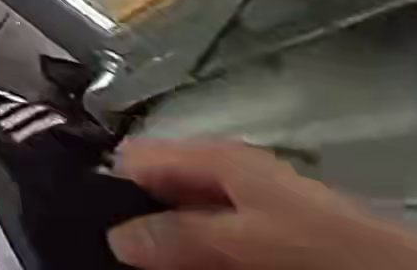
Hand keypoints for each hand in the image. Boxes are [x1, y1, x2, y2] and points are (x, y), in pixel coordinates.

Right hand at [109, 140, 416, 269]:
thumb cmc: (331, 249)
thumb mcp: (248, 239)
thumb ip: (181, 233)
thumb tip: (114, 236)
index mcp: (213, 157)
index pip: (134, 158)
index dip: (108, 184)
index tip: (86, 217)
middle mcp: (227, 177)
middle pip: (160, 193)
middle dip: (139, 221)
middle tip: (120, 256)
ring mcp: (255, 213)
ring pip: (188, 224)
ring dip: (170, 247)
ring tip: (148, 268)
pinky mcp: (275, 244)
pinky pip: (219, 245)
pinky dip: (201, 258)